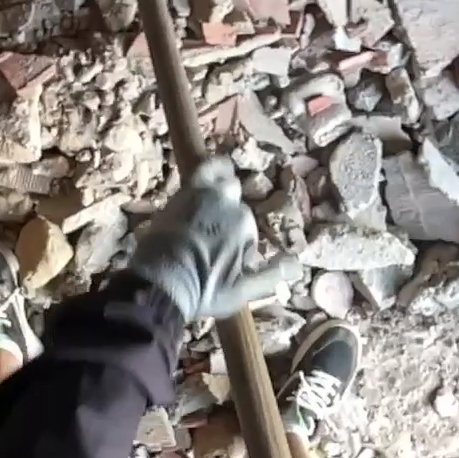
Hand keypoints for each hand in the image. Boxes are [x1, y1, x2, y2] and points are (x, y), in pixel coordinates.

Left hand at [126, 158, 300, 322]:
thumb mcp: (243, 291)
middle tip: (212, 242)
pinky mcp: (187, 190)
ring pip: (226, 187)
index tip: (223, 260)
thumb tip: (298, 264)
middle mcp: (231, 206)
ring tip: (212, 213)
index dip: (237, 246)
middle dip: (230, 223)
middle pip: (237, 208)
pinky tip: (223, 167)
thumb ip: (273, 275)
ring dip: (224, 197)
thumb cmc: (204, 290)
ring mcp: (208, 195)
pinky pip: (207, 168)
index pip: (248, 231)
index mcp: (247, 227)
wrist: (160, 282)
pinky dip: (217, 166)